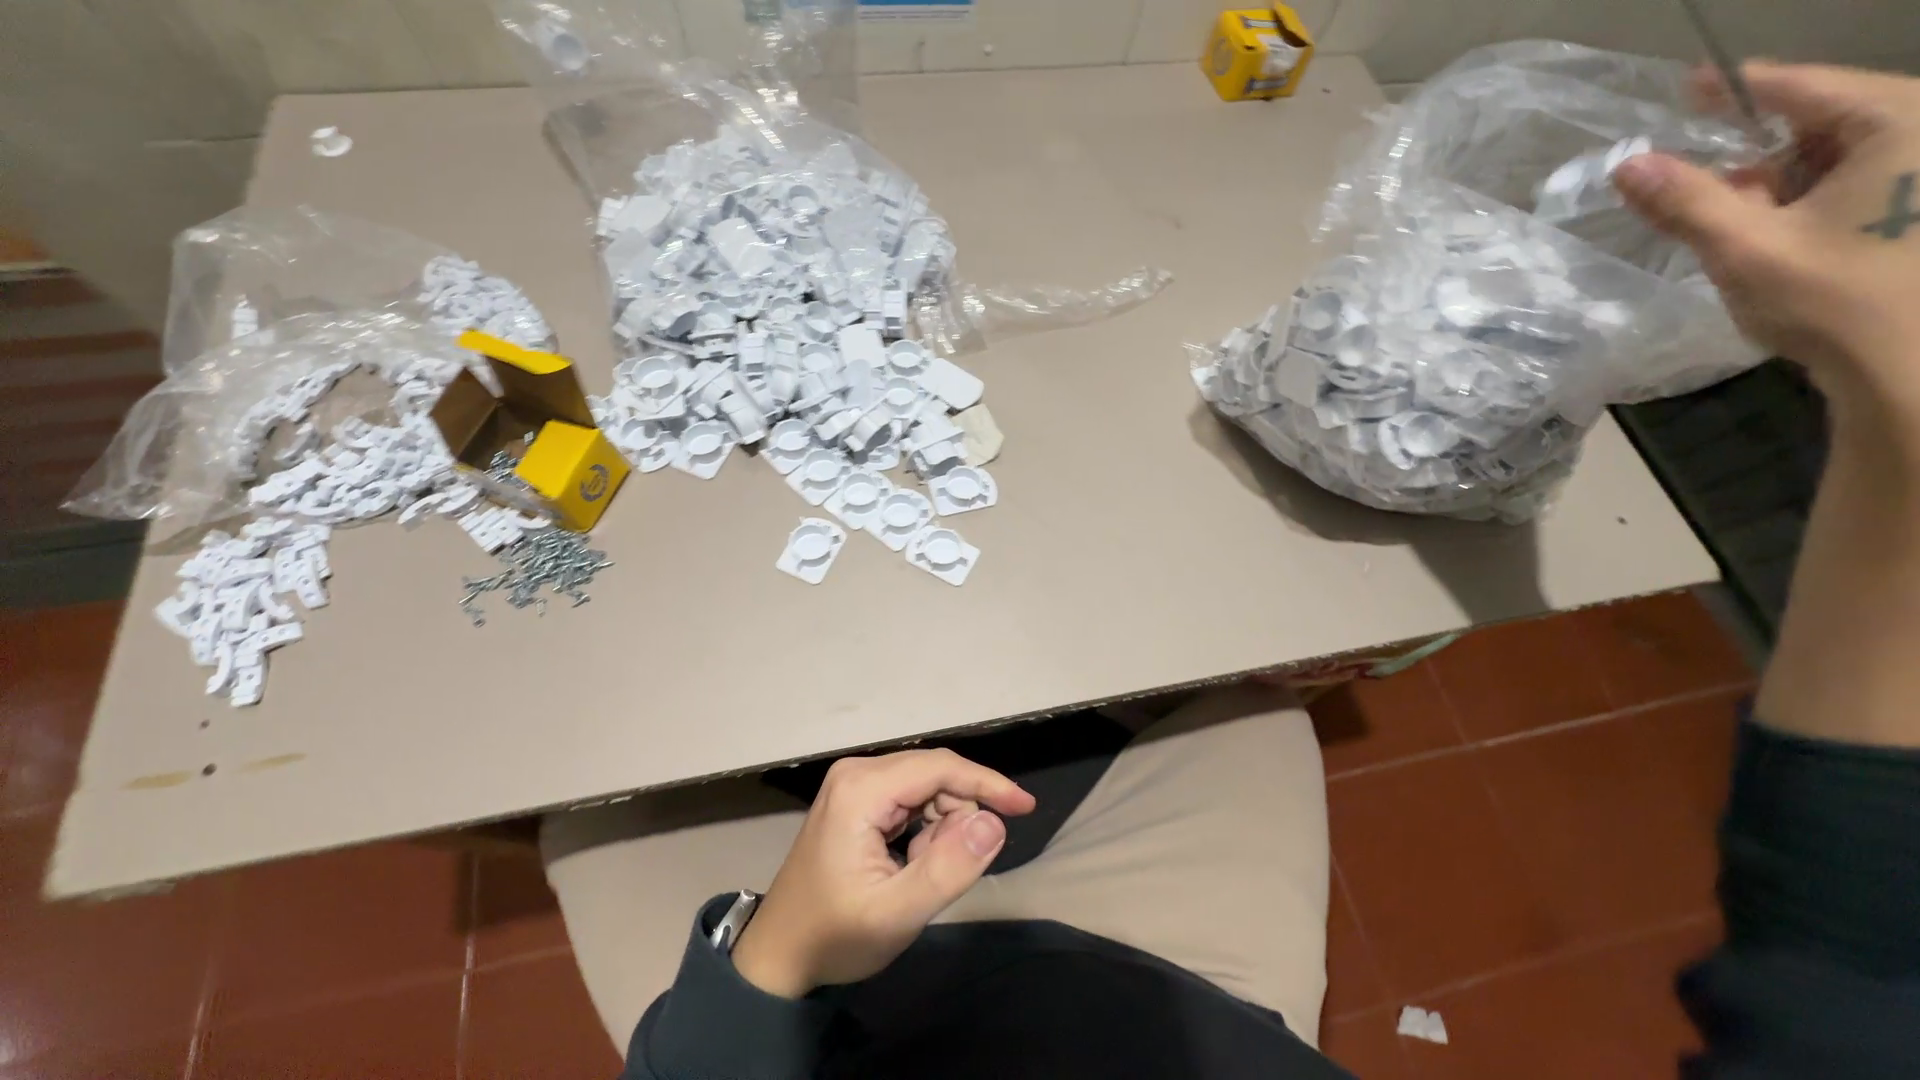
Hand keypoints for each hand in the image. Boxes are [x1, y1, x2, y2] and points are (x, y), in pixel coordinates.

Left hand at [729, 749, 1035, 998]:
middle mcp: (857, 773)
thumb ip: (949, 868)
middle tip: (945, 872)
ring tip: (917, 875)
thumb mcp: (897, 913)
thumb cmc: (835, 935)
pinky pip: (911, 800)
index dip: (987, 784)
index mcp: (861, 789)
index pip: (940, 768)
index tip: (1025, 807)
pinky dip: (925, 832)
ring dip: (940, 830)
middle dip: (957, 818)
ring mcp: (854, 784)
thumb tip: (995, 823)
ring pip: (927, 788)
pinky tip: (908, 865)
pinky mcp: (857, 799)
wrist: (779, 954)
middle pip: (935, 775)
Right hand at [1612, 62, 1919, 408]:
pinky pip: (1858, 183)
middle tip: (1702, 188)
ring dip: (1778, 185)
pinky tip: (1778, 239)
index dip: (1736, 88)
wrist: (1908, 371)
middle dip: (1755, 154)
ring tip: (1736, 226)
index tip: (1687, 88)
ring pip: (1836, 157)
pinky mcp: (1917, 211)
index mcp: (1900, 123)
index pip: (1801, 86)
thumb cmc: (1834, 300)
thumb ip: (1684, 200)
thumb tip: (1626, 164)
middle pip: (1820, 123)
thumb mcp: (1743, 247)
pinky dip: (1807, 202)